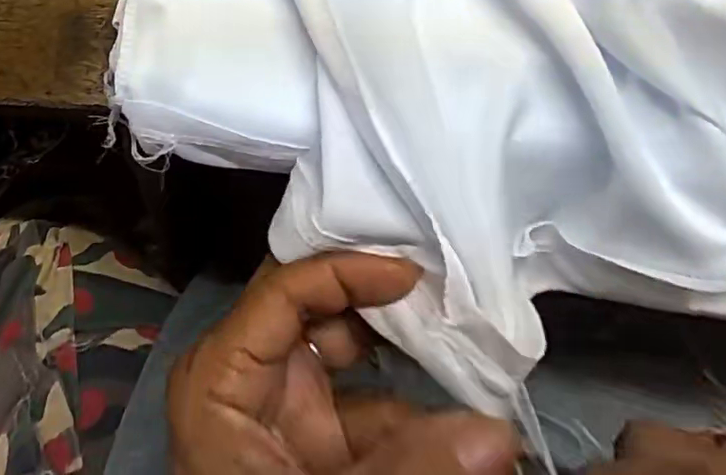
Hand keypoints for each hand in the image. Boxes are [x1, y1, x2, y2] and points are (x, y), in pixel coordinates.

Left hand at [169, 252, 522, 474]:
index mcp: (224, 371)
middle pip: (314, 306)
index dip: (344, 271)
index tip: (408, 271)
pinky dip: (415, 412)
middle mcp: (251, 373)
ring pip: (347, 353)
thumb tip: (501, 435)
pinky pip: (368, 408)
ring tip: (460, 328)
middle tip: (435, 276)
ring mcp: (285, 407)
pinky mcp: (317, 442)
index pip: (282, 290)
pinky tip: (464, 408)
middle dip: (376, 297)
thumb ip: (408, 467)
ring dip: (404, 350)